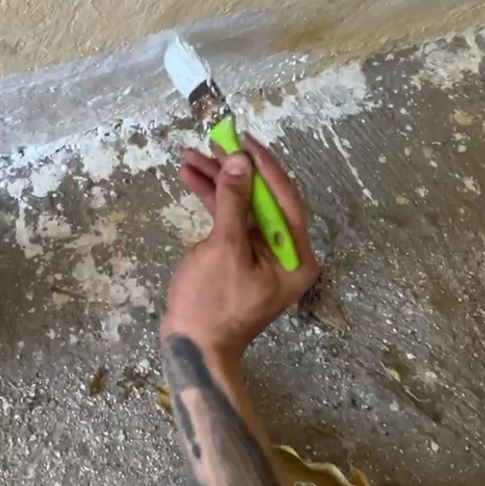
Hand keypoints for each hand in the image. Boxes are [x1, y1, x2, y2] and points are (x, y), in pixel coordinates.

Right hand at [162, 137, 318, 362]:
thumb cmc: (213, 302)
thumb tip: (240, 162)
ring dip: (216, 182)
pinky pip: (229, 220)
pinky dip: (212, 201)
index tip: (243, 139)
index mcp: (296, 255)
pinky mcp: (239, 256)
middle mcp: (285, 252)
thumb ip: (234, 203)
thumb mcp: (224, 248)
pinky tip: (191, 179)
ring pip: (242, 205)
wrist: (194, 346)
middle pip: (262, 198)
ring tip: (189, 157)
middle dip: (233, 170)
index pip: (286, 198)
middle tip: (212, 142)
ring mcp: (261, 254)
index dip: (264, 165)